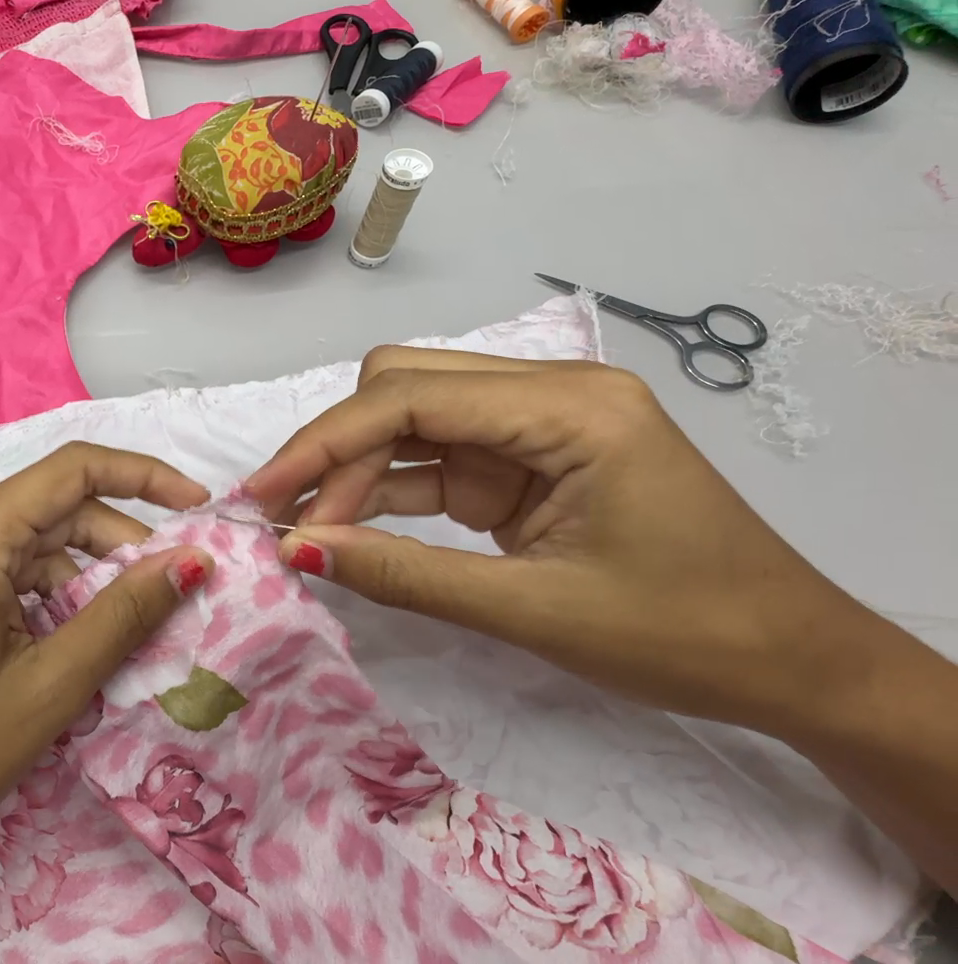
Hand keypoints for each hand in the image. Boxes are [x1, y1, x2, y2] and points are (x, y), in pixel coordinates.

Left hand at [0, 443, 212, 963]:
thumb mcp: (49, 686)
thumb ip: (125, 614)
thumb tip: (191, 562)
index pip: (75, 470)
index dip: (146, 478)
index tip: (200, 508)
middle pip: (53, 507)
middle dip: (117, 545)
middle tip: (171, 597)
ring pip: (28, 539)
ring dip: (81, 575)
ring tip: (121, 633)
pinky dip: (42, 590)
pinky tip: (66, 638)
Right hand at [244, 347, 957, 893]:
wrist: (795, 667)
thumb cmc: (684, 636)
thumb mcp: (532, 611)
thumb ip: (404, 575)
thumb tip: (297, 551)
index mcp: (570, 408)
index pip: (410, 398)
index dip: (323, 444)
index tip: (261, 496)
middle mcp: (549, 393)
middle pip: (402, 389)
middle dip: (335, 452)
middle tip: (290, 522)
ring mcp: (535, 424)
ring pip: (408, 420)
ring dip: (353, 471)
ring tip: (308, 532)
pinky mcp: (523, 460)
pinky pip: (432, 458)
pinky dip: (384, 490)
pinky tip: (348, 528)